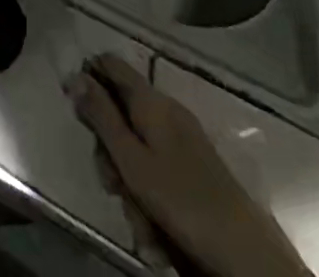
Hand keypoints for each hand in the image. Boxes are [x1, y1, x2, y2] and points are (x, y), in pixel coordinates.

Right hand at [71, 54, 311, 276]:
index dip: (88, 77)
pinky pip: (154, 166)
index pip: (112, 65)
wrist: (245, 253)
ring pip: (134, 145)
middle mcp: (167, 112)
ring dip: (126, 178)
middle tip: (110, 181)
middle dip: (108, 147)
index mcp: (152, 101)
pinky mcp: (191, 166)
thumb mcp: (130, 159)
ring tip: (137, 214)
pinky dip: (147, 191)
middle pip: (119, 111)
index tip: (73, 107)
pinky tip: (152, 223)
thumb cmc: (180, 199)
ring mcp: (182, 139)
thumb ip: (101, 116)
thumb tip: (74, 75)